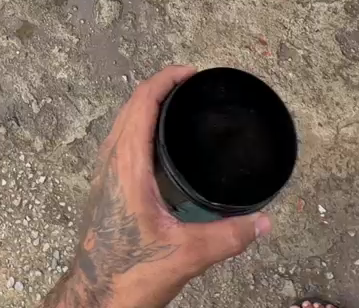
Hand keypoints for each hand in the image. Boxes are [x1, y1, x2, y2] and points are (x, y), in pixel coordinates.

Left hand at [40, 66, 270, 307]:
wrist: (94, 296)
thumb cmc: (130, 272)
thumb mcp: (185, 255)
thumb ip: (228, 237)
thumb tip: (264, 223)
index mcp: (127, 164)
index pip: (141, 103)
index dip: (164, 80)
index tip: (190, 73)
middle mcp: (111, 160)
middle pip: (131, 104)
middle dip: (159, 86)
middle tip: (190, 83)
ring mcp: (104, 171)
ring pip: (123, 120)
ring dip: (146, 103)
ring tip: (176, 105)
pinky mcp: (105, 184)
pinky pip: (121, 137)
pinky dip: (139, 123)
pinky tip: (158, 141)